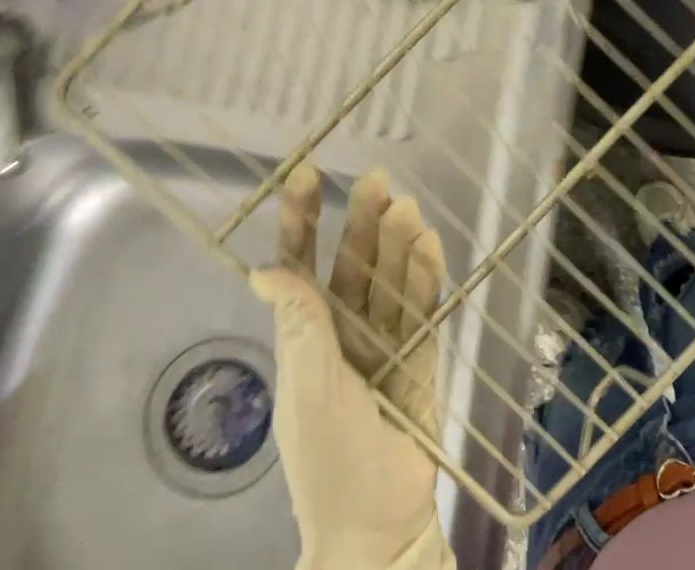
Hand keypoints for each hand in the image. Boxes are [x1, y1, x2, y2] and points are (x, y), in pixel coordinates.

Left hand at [250, 164, 456, 569]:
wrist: (375, 519)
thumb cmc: (327, 455)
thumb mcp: (309, 388)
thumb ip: (299, 325)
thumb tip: (263, 268)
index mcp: (306, 334)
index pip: (301, 264)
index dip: (302, 221)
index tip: (306, 176)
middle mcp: (344, 329)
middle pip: (354, 263)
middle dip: (364, 222)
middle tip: (379, 181)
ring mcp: (384, 341)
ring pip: (392, 280)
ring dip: (399, 244)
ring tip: (408, 207)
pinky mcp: (419, 357)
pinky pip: (423, 310)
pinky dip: (428, 278)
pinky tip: (432, 247)